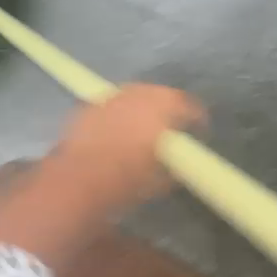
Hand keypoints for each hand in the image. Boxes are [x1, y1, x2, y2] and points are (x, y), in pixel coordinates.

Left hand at [53, 84, 206, 203]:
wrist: (76, 183)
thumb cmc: (125, 181)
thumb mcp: (159, 180)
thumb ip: (173, 166)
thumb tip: (178, 164)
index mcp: (165, 109)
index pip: (190, 105)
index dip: (197, 117)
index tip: (200, 129)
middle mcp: (141, 95)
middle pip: (162, 94)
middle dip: (170, 107)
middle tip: (172, 125)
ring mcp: (113, 97)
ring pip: (136, 94)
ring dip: (143, 106)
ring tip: (142, 124)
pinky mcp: (90, 106)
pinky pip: (112, 104)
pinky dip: (118, 112)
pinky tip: (115, 128)